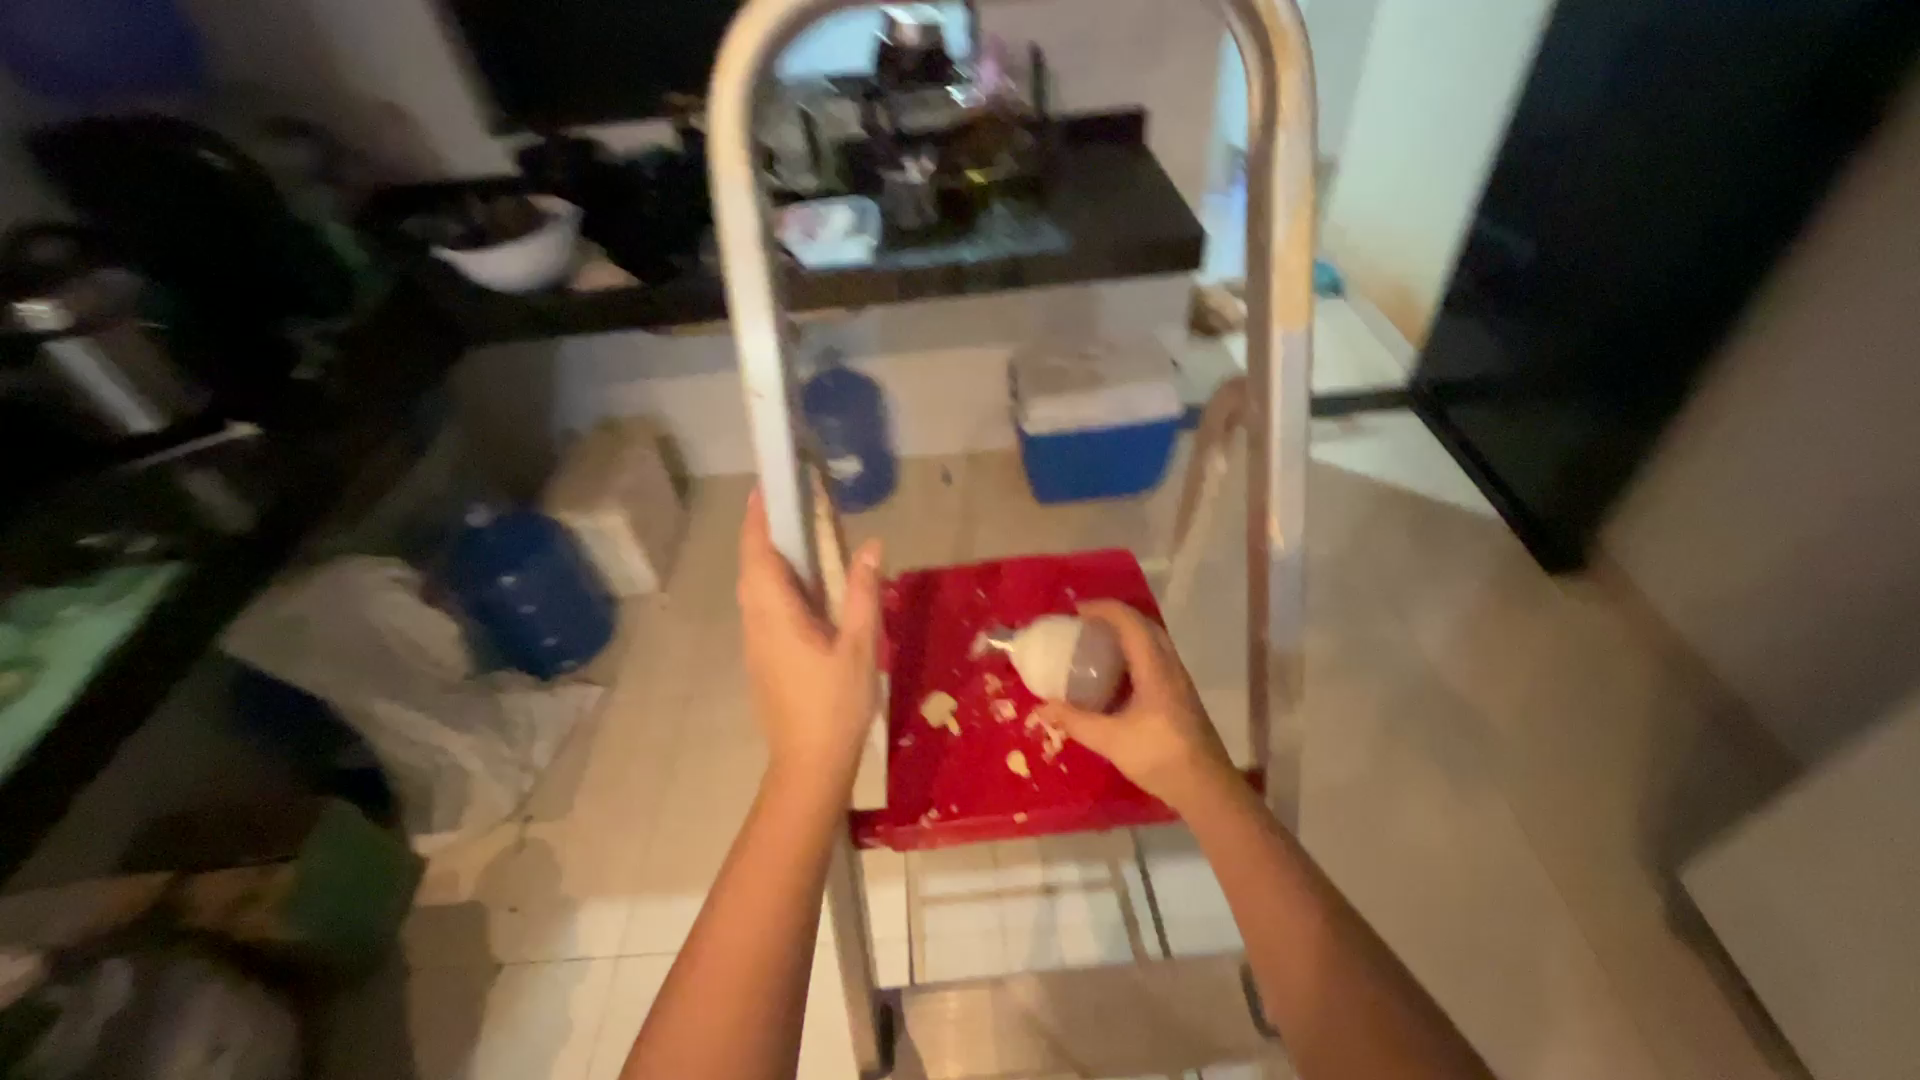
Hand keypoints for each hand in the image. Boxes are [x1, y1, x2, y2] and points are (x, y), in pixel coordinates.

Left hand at [737, 489, 884, 780]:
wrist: (809, 763)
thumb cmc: (835, 705)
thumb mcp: (859, 646)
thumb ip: (861, 593)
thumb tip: (870, 544)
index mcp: (776, 614)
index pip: (759, 554)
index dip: (758, 520)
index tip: (765, 489)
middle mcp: (756, 623)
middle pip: (751, 568)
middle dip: (762, 533)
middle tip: (786, 506)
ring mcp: (756, 643)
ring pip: (754, 589)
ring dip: (766, 559)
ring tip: (794, 537)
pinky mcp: (762, 658)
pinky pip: (762, 608)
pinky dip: (773, 585)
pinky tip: (801, 590)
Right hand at [1036, 600, 1234, 811]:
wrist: (1206, 788)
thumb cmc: (1160, 756)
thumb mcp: (1110, 740)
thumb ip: (1074, 721)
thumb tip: (1041, 708)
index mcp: (1155, 667)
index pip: (1130, 621)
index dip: (1103, 609)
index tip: (1076, 611)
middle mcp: (1170, 666)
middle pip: (1144, 626)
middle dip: (1114, 618)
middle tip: (1084, 627)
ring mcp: (1178, 682)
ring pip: (1152, 644)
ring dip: (1125, 637)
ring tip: (1095, 647)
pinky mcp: (1180, 697)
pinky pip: (1155, 661)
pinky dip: (1132, 657)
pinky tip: (1114, 679)